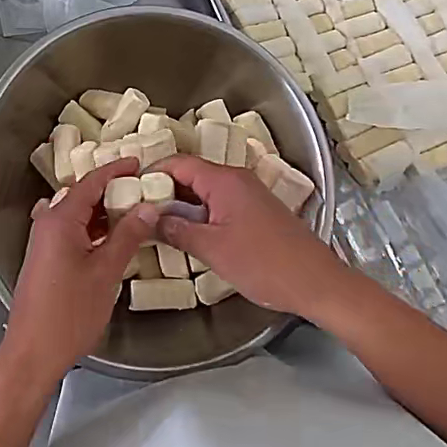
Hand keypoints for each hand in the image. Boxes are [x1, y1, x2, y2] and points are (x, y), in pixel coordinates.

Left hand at [3, 158, 156, 379]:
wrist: (32, 354)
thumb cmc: (68, 315)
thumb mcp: (106, 271)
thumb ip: (128, 236)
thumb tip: (147, 208)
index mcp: (60, 220)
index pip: (91, 182)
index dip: (116, 170)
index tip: (137, 162)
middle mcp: (48, 225)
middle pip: (83, 196)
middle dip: (112, 190)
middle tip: (141, 188)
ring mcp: (44, 243)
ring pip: (78, 215)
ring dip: (104, 212)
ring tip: (134, 211)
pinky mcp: (46, 259)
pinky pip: (72, 231)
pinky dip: (94, 229)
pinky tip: (114, 238)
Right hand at [153, 154, 353, 318]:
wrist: (316, 282)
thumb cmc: (263, 263)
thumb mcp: (212, 249)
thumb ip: (177, 231)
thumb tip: (149, 220)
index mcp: (225, 180)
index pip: (179, 163)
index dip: (152, 172)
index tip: (130, 188)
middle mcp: (237, 179)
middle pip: (191, 175)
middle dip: (164, 190)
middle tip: (137, 209)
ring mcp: (249, 195)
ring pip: (205, 191)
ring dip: (182, 205)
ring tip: (155, 223)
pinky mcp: (256, 212)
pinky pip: (219, 203)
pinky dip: (200, 213)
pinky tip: (187, 233)